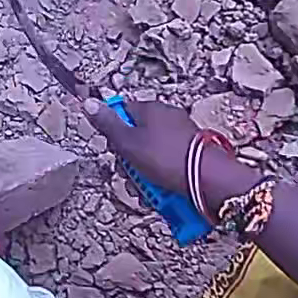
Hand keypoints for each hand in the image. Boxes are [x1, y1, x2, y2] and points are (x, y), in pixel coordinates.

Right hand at [85, 97, 199, 197]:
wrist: (209, 181)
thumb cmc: (167, 158)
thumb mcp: (127, 141)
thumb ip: (107, 124)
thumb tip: (89, 102)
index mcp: (151, 109)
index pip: (122, 112)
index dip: (113, 132)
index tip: (114, 149)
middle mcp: (167, 119)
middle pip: (135, 138)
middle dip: (129, 162)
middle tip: (130, 175)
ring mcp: (180, 139)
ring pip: (150, 157)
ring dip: (143, 177)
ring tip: (146, 191)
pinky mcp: (191, 158)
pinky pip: (167, 168)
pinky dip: (161, 181)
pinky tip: (160, 195)